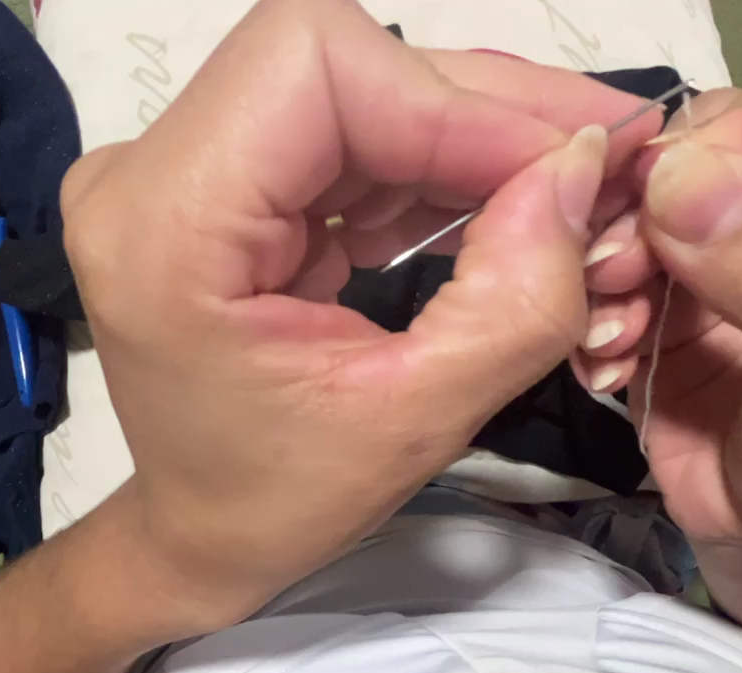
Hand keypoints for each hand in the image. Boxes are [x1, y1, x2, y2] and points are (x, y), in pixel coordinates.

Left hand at [61, 0, 658, 622]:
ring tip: (559, 185)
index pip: (314, 68)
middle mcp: (145, 180)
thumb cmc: (283, 504)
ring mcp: (173, 181)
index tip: (564, 160)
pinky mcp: (214, 197)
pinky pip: (334, 146)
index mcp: (163, 230)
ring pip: (345, 98)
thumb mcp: (411, 425)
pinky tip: (491, 204)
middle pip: (333, 70)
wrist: (204, 535)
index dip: (456, 100)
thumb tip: (579, 169)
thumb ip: (510, 304)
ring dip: (462, 138)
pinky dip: (423, 169)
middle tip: (595, 156)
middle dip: (477, 111)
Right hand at [573, 40, 741, 592]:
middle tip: (618, 276)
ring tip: (608, 335)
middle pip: (707, 139)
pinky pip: (600, 274)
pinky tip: (601, 364)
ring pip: (637, 204)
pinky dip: (587, 311)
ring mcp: (715, 252)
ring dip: (605, 263)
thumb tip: (680, 180)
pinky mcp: (653, 302)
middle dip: (650, 204)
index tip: (672, 198)